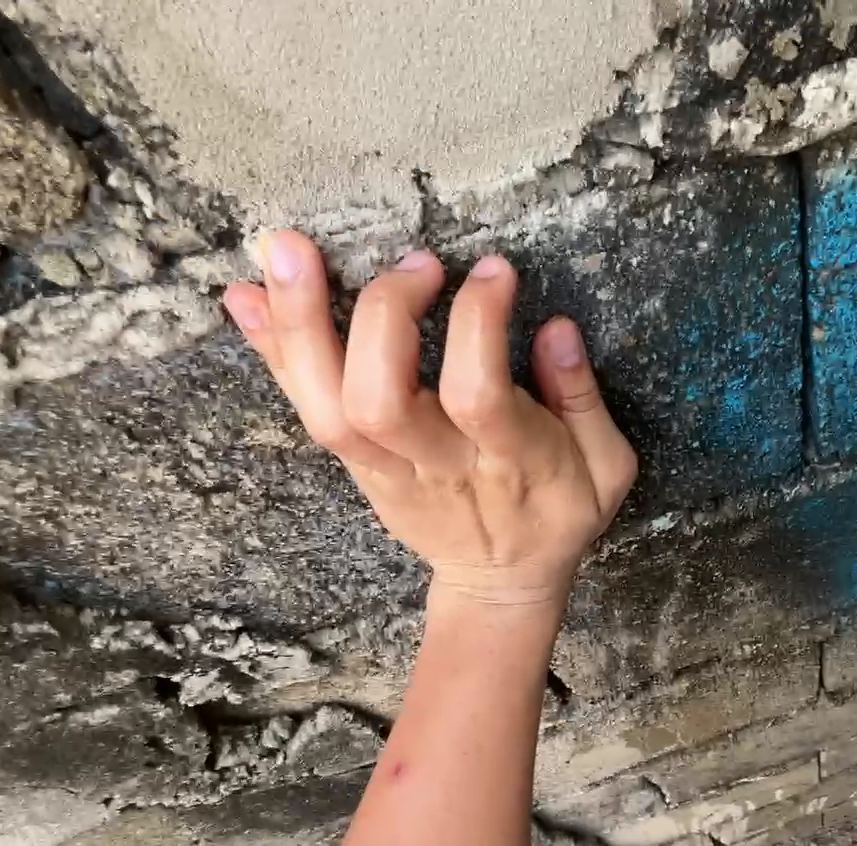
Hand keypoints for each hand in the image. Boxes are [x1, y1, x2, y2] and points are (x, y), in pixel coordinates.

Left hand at [222, 231, 636, 608]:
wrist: (501, 584)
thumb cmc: (560, 517)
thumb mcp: (609, 468)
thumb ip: (585, 401)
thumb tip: (556, 329)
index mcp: (510, 464)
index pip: (476, 392)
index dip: (476, 322)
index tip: (493, 270)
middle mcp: (438, 469)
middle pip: (380, 400)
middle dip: (385, 316)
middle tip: (417, 263)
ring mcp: (389, 473)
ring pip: (327, 410)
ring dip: (300, 327)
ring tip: (286, 249)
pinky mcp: (360, 471)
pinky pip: (308, 414)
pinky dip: (274, 355)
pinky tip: (247, 298)